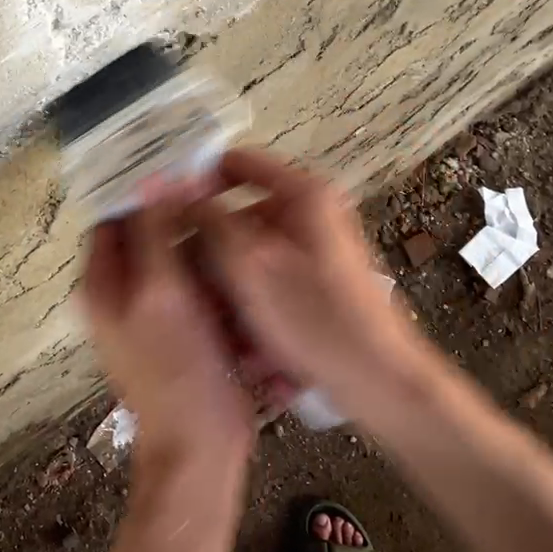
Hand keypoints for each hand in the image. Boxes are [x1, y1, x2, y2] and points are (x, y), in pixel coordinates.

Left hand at [79, 188, 255, 463]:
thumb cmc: (178, 369)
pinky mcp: (182, 331)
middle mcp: (120, 293)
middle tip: (222, 205)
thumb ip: (154, 232)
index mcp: (101, 282)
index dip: (145, 193)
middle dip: (183, 223)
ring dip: (204, 251)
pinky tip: (242, 274)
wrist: (201, 448)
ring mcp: (152, 314)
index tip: (186, 173)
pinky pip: (196, 289)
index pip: (115, 216)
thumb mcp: (163, 293)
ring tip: (236, 236)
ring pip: (177, 261)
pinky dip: (215, 281)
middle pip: (149, 237)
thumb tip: (153, 176)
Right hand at [194, 148, 440, 417]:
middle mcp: (311, 215)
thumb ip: (209, 219)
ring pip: (249, 261)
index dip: (197, 184)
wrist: (385, 389)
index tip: (167, 219)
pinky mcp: (318, 289)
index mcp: (303, 194)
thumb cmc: (317, 321)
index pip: (235, 163)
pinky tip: (254, 358)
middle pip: (238, 220)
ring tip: (228, 340)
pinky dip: (256, 315)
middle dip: (212, 261)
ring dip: (231, 298)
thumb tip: (172, 184)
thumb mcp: (251, 266)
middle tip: (191, 296)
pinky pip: (270, 288)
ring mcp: (316, 254)